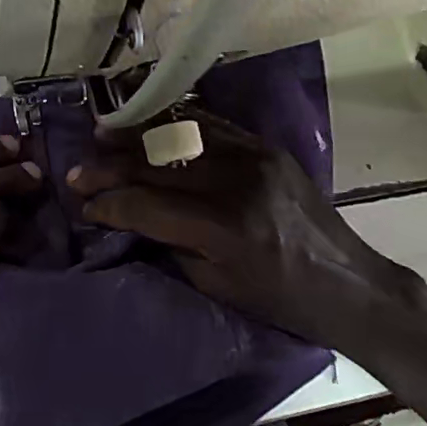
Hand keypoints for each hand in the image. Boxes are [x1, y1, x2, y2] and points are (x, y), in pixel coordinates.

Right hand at [67, 110, 422, 352]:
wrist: (349, 284)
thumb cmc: (278, 299)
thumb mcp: (213, 284)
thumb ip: (167, 243)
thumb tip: (129, 214)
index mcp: (223, 228)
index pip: (146, 206)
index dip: (108, 205)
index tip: (84, 207)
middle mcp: (236, 183)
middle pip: (155, 166)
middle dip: (109, 169)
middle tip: (77, 171)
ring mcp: (254, 158)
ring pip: (179, 137)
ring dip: (135, 136)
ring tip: (102, 134)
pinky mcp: (266, 148)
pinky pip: (210, 127)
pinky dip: (174, 126)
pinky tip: (149, 126)